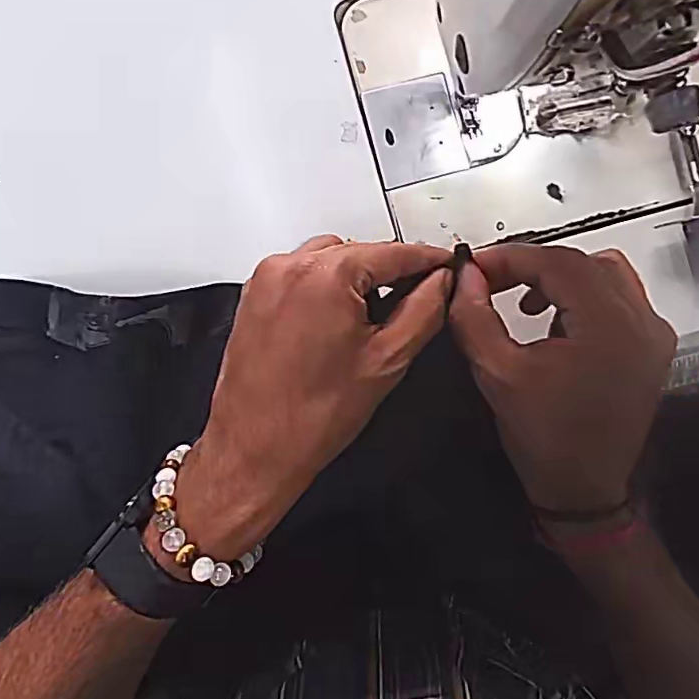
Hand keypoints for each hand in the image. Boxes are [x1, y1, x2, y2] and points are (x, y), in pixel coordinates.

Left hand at [171, 236, 452, 557]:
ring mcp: (267, 280)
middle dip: (390, 271)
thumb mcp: (388, 360)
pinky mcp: (254, 296)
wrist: (255, 448)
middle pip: (359, 250)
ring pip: (329, 258)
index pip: (393, 251)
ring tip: (371, 320)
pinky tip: (337, 324)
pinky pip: (301, 274)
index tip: (444, 264)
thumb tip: (439, 283)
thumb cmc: (308, 416)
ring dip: (356, 278)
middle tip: (417, 296)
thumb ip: (424, 310)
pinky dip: (325, 287)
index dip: (427, 259)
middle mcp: (290, 267)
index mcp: (326, 275)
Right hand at [448, 244, 676, 514]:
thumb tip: (466, 276)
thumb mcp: (496, 372)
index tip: (476, 266)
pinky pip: (617, 299)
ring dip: (559, 277)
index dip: (510, 258)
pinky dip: (581, 296)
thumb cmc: (543, 438)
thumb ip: (474, 317)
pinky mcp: (651, 347)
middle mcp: (642, 323)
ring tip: (525, 302)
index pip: (557, 263)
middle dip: (530, 265)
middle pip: (581, 263)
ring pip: (604, 274)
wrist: (583, 488)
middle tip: (490, 281)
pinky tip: (554, 322)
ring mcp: (652, 335)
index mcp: (609, 327)